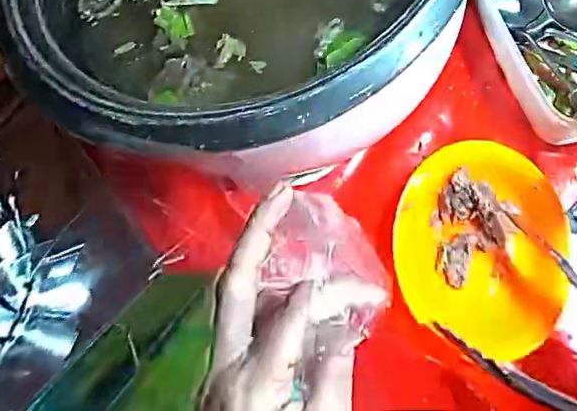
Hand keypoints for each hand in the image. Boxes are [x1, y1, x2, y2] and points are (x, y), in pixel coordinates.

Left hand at [203, 183, 385, 410]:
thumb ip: (333, 380)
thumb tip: (345, 327)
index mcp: (252, 387)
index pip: (292, 315)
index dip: (330, 294)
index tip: (363, 292)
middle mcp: (223, 369)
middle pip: (235, 282)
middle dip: (259, 230)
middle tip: (284, 190)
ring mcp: (214, 372)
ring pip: (236, 296)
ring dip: (268, 260)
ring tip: (294, 230)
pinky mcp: (219, 379)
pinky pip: (242, 322)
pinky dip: (270, 296)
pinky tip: (294, 289)